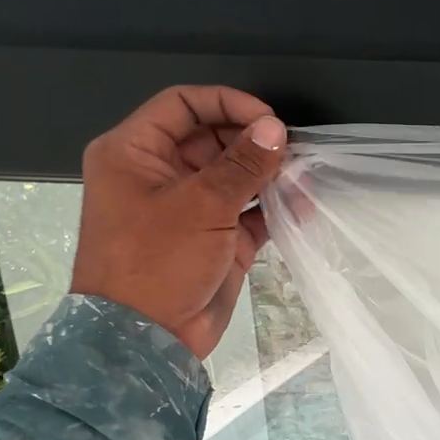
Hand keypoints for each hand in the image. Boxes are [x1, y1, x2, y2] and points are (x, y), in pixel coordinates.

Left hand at [69, 86, 287, 357]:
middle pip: (215, 138)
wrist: (147, 335)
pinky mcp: (217, 237)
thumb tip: (276, 129)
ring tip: (303, 182)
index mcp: (136, 152)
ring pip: (237, 175)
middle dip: (256, 143)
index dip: (227, 103)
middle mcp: (161, 173)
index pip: (183, 105)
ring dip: (270, 176)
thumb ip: (243, 164)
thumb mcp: (201, 204)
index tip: (269, 119)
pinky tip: (302, 208)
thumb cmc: (157, 261)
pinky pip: (251, 211)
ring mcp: (191, 207)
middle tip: (293, 154)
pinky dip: (275, 208)